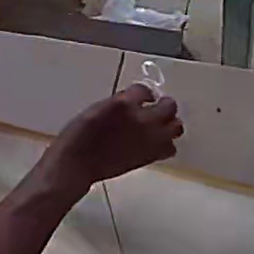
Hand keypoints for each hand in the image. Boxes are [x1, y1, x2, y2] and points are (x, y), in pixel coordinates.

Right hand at [39, 85, 182, 192]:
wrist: (78, 162)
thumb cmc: (79, 135)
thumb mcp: (96, 109)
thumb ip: (118, 104)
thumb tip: (130, 102)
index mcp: (124, 104)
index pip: (144, 90)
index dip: (143, 93)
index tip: (141, 96)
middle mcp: (142, 120)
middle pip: (169, 107)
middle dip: (165, 105)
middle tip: (157, 107)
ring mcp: (149, 139)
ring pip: (176, 128)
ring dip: (170, 124)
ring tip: (158, 126)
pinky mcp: (149, 156)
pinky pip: (169, 148)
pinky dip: (165, 144)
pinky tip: (152, 143)